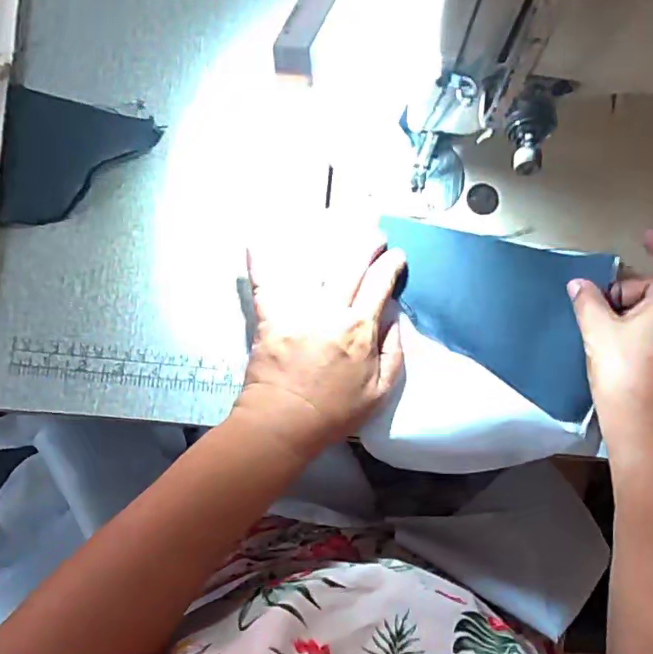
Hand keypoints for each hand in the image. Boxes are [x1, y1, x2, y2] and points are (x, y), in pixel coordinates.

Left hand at [233, 237, 406, 461]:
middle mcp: (329, 310)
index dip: (392, 265)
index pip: (380, 282)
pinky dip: (260, 261)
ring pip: (313, 264)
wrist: (283, 422)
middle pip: (350, 263)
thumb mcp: (380, 391)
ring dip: (327, 243)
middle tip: (373, 238)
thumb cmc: (334, 413)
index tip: (396, 258)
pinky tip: (256, 241)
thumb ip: (393, 353)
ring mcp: (296, 310)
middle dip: (366, 244)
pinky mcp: (269, 317)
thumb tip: (396, 321)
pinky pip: (264, 283)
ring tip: (336, 230)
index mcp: (360, 328)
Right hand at [567, 229, 652, 451]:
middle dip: (632, 288)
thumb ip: (588, 303)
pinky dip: (646, 326)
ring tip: (602, 330)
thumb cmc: (628, 373)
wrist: (652, 428)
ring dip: (636, 309)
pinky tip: (617, 346)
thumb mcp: (599, 334)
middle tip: (597, 306)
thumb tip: (579, 285)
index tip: (643, 241)